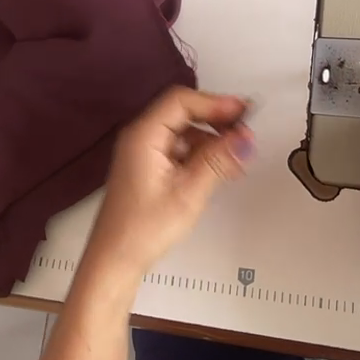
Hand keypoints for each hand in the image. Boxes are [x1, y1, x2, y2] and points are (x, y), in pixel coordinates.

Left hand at [81, 87, 253, 290]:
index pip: (182, 101)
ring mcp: (143, 152)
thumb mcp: (188, 192)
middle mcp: (140, 138)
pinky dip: (200, 153)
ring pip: (184, 131)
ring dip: (211, 139)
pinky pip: (179, 148)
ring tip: (235, 156)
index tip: (242, 111)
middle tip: (243, 131)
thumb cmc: (140, 230)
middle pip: (183, 112)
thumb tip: (243, 138)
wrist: (116, 259)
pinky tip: (218, 168)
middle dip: (216, 120)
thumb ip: (218, 160)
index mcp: (143, 136)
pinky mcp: (148, 167)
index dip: (215, 103)